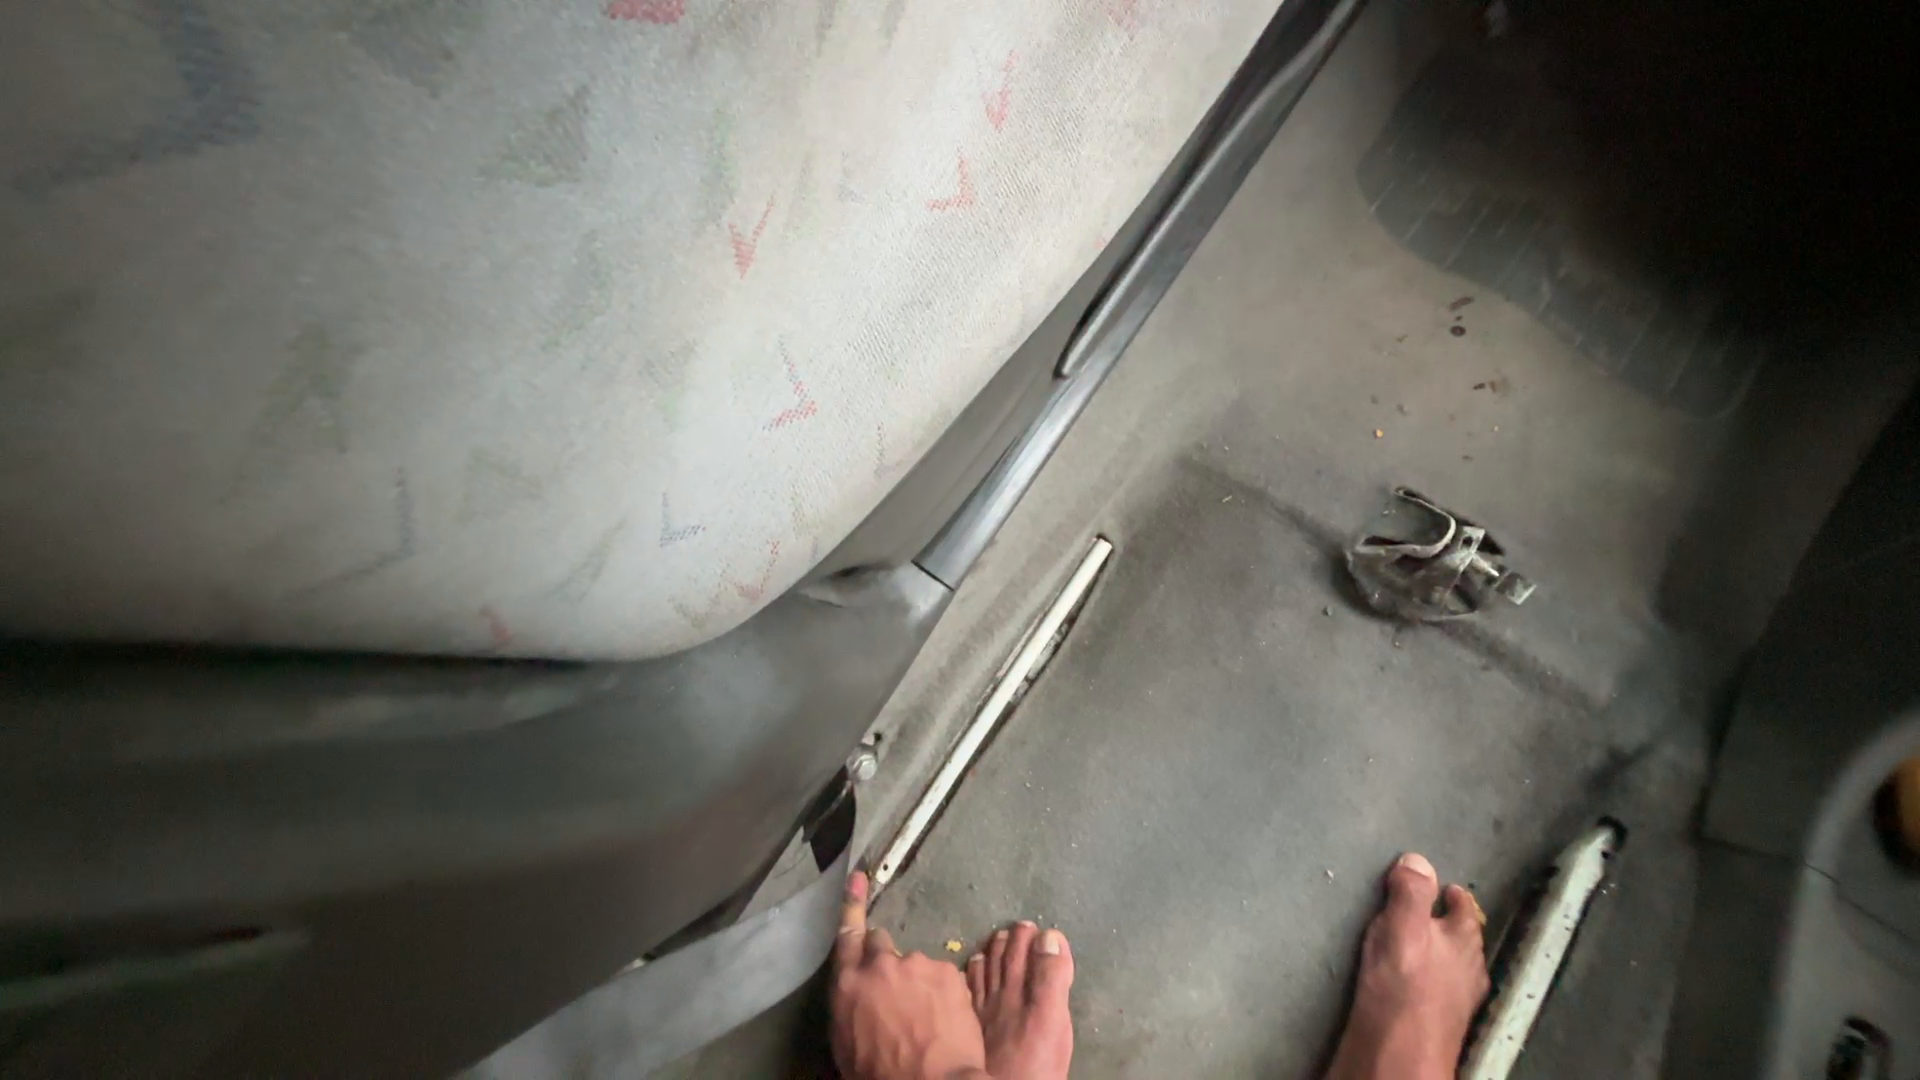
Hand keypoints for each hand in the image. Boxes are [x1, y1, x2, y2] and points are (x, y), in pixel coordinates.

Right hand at [831, 870, 990, 1079]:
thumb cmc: (880, 1076)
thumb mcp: (847, 1046)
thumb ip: (852, 1007)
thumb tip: (859, 998)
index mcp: (850, 985)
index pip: (847, 935)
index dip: (852, 904)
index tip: (858, 877)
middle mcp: (880, 965)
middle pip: (881, 942)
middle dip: (885, 959)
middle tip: (896, 990)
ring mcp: (916, 965)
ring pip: (915, 965)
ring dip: (917, 981)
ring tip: (925, 1017)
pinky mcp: (947, 972)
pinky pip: (942, 977)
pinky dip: (943, 993)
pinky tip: (945, 1019)